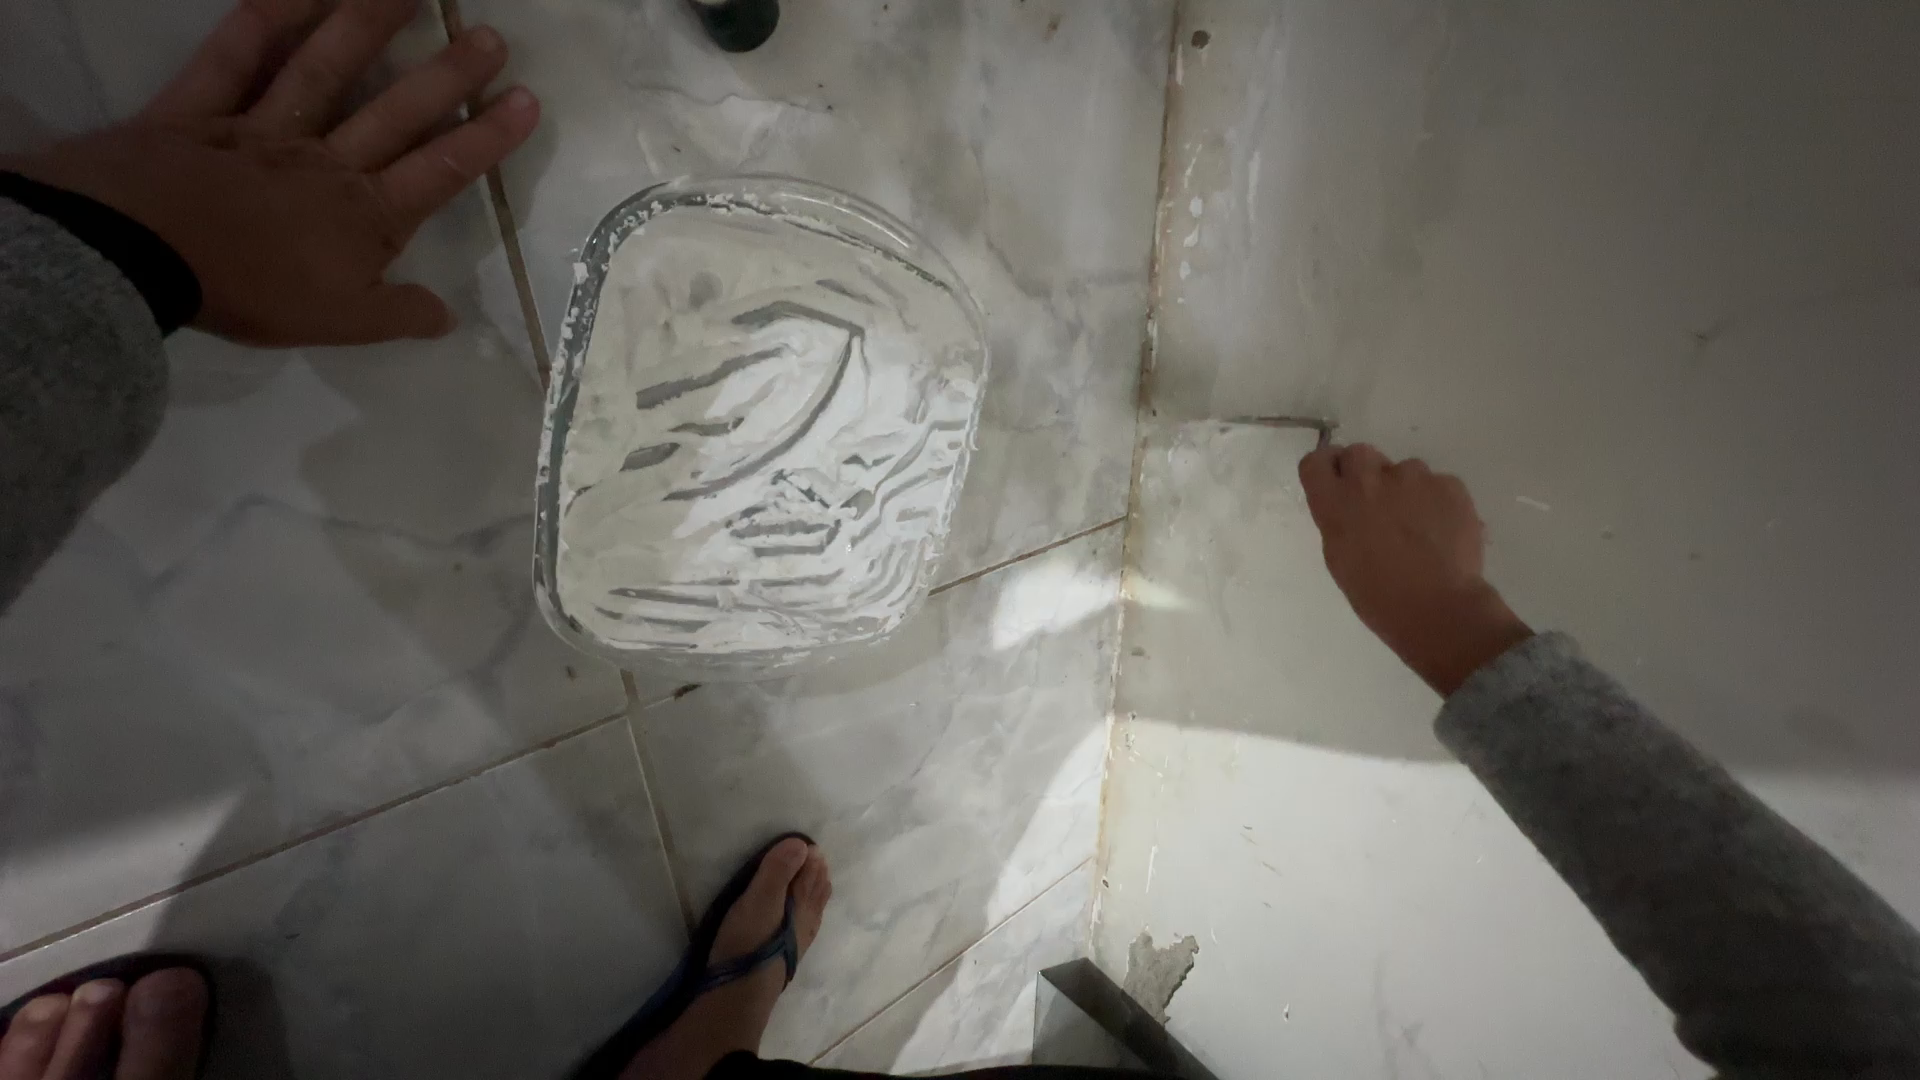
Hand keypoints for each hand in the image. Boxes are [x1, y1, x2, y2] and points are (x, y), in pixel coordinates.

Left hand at [0, 0, 537, 345]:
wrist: (132, 256)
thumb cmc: (253, 291)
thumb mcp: (346, 324)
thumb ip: (404, 315)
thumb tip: (448, 315)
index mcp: (370, 214)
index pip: (444, 168)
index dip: (489, 135)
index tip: (526, 101)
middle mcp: (329, 160)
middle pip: (399, 111)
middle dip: (450, 74)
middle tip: (488, 37)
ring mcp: (265, 126)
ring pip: (325, 69)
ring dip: (367, 26)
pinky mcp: (201, 108)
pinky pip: (236, 55)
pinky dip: (264, 19)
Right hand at [1298, 442, 1532, 695]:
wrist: (1436, 607)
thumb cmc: (1375, 593)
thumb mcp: (1338, 554)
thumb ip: (1339, 519)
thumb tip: (1349, 505)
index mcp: (1333, 503)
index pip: (1315, 461)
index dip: (1325, 469)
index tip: (1334, 481)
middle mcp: (1368, 481)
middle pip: (1358, 452)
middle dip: (1363, 471)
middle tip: (1374, 501)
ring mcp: (1413, 479)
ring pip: (1403, 469)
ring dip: (1404, 488)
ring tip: (1416, 524)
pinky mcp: (1450, 485)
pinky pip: (1437, 484)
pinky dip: (1436, 500)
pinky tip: (1440, 530)